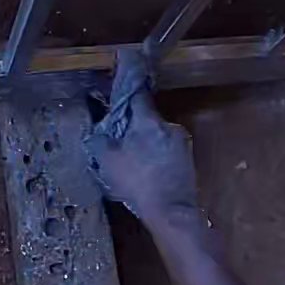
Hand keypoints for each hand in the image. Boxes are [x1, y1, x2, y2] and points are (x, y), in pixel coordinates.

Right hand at [85, 87, 207, 246]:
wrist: (172, 213)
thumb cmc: (138, 181)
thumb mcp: (107, 161)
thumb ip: (99, 140)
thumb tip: (97, 131)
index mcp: (149, 121)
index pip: (137, 93)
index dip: (128, 83)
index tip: (122, 71)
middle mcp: (169, 126)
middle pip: (146, 116)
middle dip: (133, 122)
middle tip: (118, 135)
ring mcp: (181, 143)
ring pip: (157, 134)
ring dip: (145, 140)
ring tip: (132, 158)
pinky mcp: (187, 160)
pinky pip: (165, 149)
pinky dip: (154, 154)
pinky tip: (146, 169)